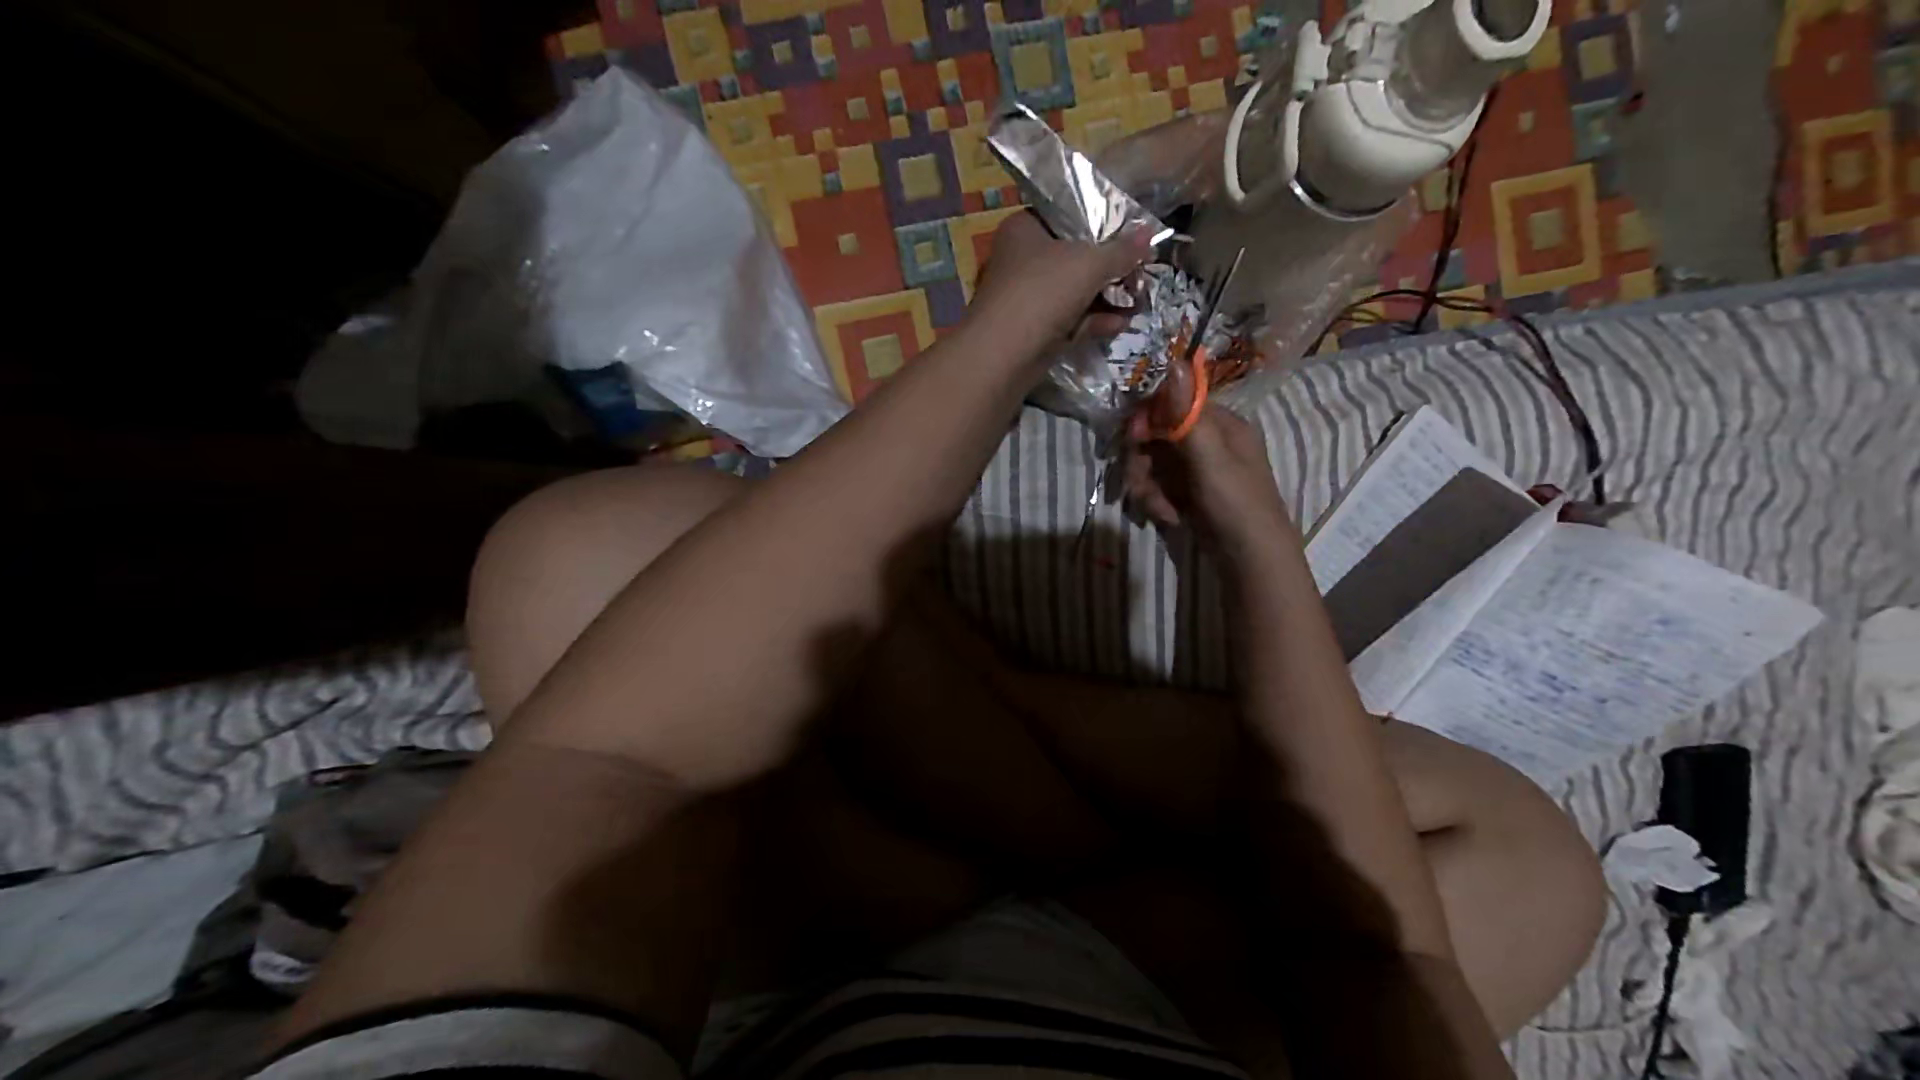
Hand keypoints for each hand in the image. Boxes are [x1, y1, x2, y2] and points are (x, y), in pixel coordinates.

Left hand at [967, 211, 1151, 349]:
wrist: (1002, 355)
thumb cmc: (1043, 291)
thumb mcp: (1090, 263)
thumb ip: (1122, 250)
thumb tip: (1151, 234)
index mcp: (1024, 229)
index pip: (1067, 216)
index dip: (1101, 223)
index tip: (1132, 234)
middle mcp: (1021, 260)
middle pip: (1074, 257)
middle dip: (1109, 268)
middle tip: (1140, 272)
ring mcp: (1026, 298)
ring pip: (1073, 293)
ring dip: (1106, 298)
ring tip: (1138, 300)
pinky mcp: (1033, 332)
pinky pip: (1069, 321)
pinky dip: (1092, 322)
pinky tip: (1120, 324)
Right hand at [1124, 360, 1293, 559]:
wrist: (1251, 560)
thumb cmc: (1236, 503)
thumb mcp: (1209, 458)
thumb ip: (1187, 414)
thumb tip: (1175, 361)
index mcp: (1223, 425)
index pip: (1174, 404)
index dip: (1148, 420)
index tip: (1133, 439)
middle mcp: (1210, 442)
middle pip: (1158, 436)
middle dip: (1143, 462)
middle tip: (1138, 485)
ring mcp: (1199, 470)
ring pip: (1154, 464)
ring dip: (1147, 486)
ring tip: (1155, 509)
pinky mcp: (1190, 494)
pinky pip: (1161, 486)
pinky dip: (1157, 501)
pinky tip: (1167, 517)